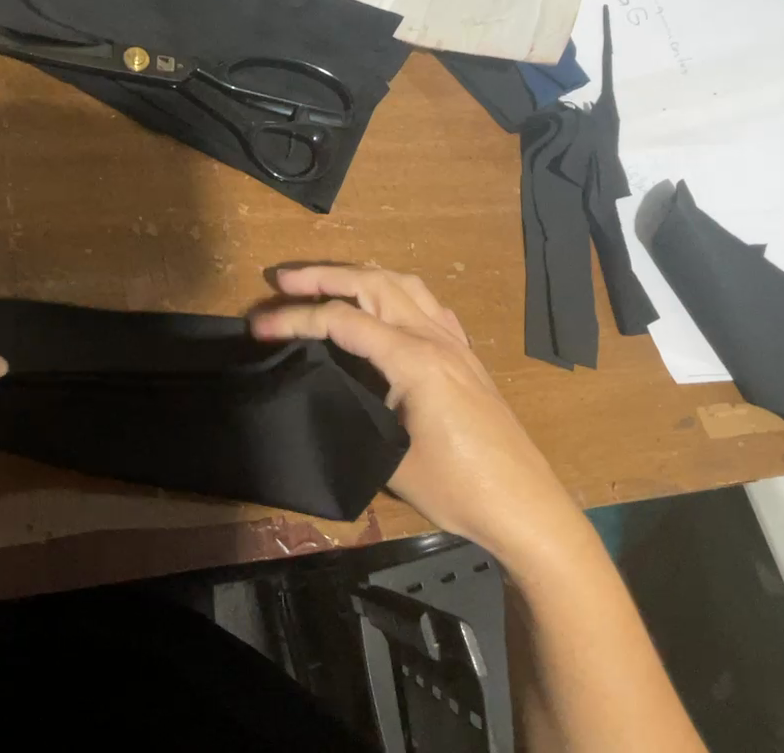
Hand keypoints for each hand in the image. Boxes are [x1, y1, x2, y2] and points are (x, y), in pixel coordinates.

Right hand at [250, 266, 591, 567]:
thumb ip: (353, 410)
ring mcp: (454, 342)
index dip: (294, 318)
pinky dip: (394, 290)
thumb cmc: (456, 489)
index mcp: (413, 360)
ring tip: (325, 280)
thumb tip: (323, 388)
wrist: (525, 508)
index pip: (341, 320)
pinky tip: (383, 304)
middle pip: (372, 283)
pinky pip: (426, 303)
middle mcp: (434, 338)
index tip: (257, 325)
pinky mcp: (465, 354)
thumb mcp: (389, 457)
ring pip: (403, 283)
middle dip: (323, 275)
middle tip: (282, 279)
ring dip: (359, 274)